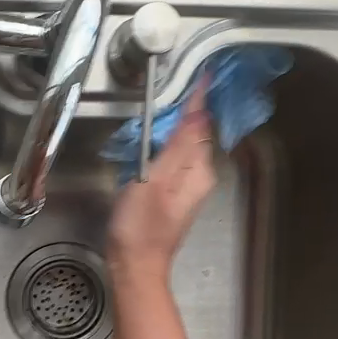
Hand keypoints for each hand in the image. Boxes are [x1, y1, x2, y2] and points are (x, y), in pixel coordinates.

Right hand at [108, 81, 216, 280]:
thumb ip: (177, 144)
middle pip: (194, 134)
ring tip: (163, 105)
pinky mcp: (172, 196)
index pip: (201, 124)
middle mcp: (199, 177)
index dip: (198, 98)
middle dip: (187, 111)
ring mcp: (186, 188)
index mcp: (198, 171)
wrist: (134, 266)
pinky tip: (151, 142)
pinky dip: (165, 146)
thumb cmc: (140, 227)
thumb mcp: (155, 180)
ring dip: (175, 127)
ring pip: (183, 147)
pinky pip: (173, 161)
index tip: (203, 72)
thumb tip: (199, 111)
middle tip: (176, 84)